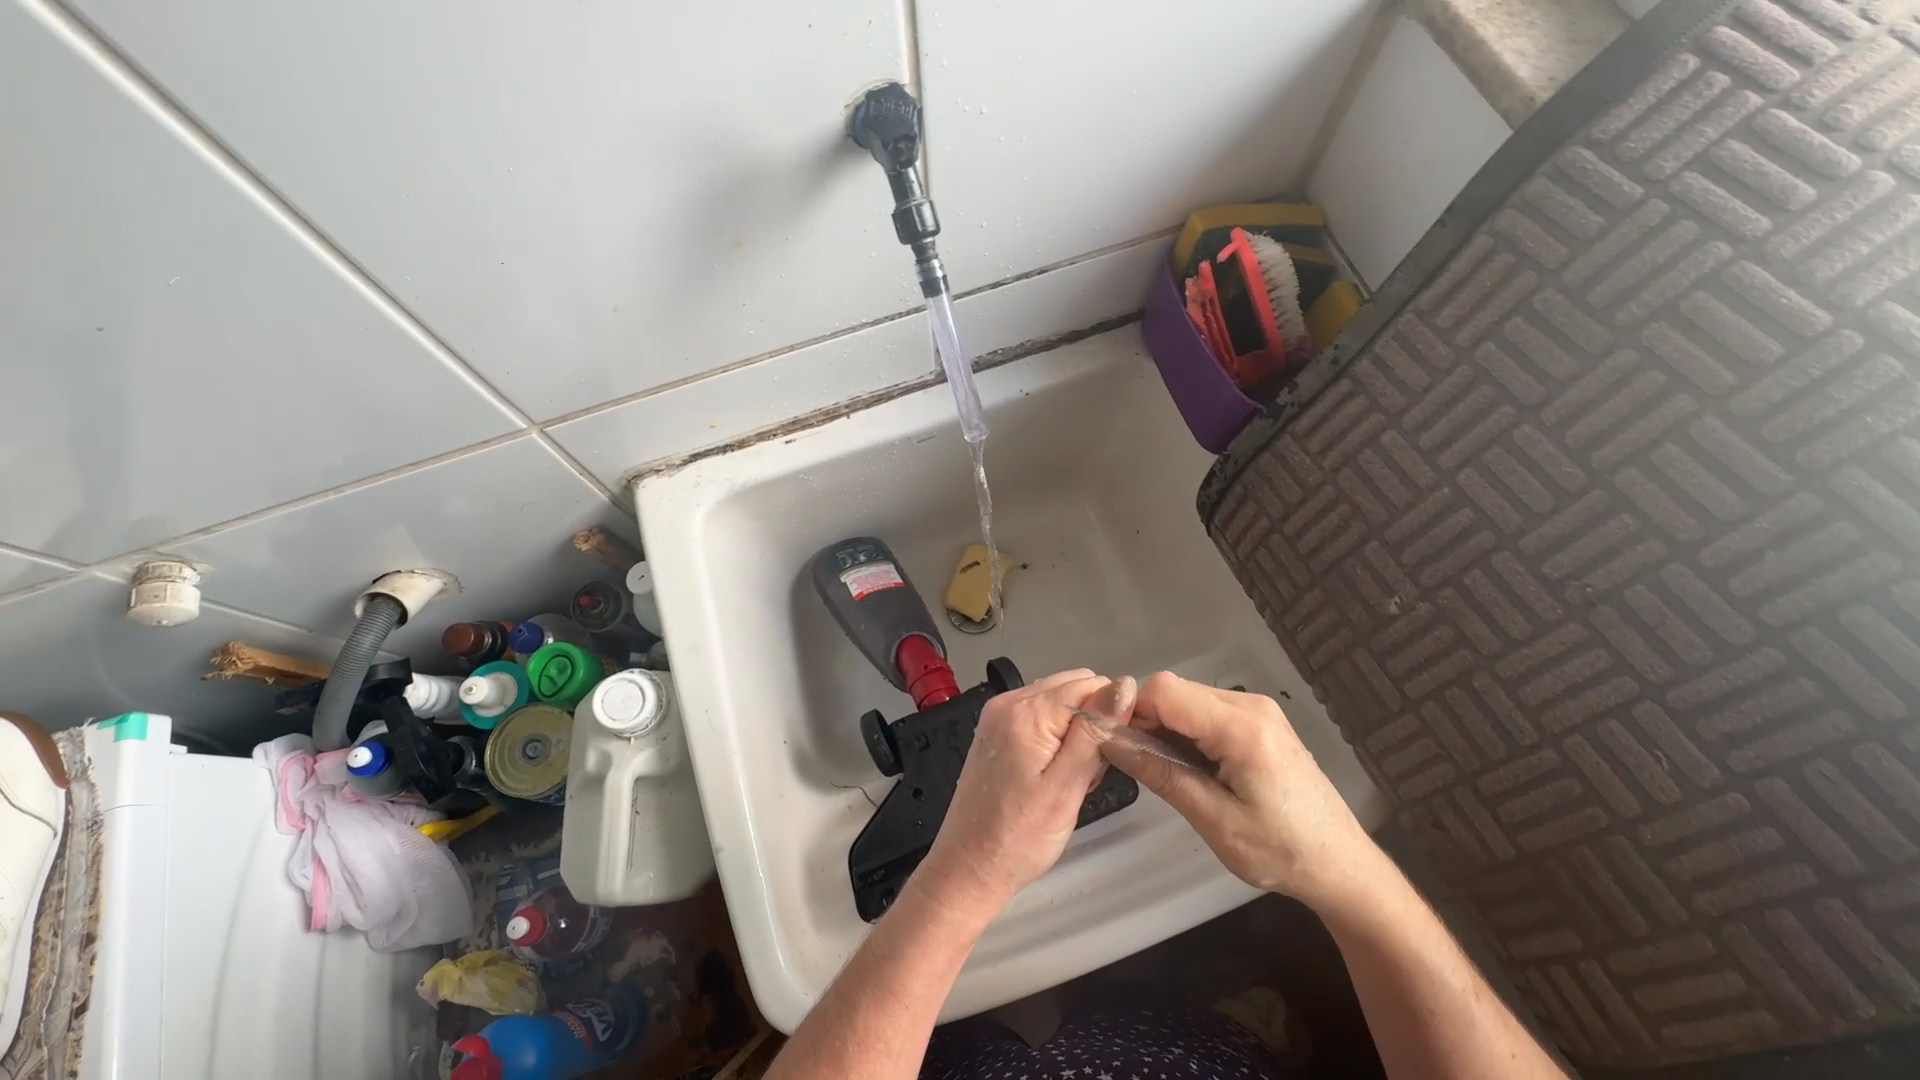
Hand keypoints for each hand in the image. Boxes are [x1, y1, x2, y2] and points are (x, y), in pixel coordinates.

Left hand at [912, 669, 1114, 920]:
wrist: (969, 867)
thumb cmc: (1017, 838)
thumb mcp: (1066, 788)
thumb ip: (1095, 733)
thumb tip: (1124, 686)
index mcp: (1026, 712)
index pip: (1091, 684)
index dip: (1112, 714)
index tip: (1110, 755)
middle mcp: (1008, 702)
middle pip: (1074, 686)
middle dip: (1095, 721)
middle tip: (1089, 770)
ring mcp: (999, 715)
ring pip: (1061, 700)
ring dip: (1078, 730)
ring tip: (1071, 776)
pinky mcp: (997, 731)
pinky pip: (1042, 715)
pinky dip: (1058, 736)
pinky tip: (1055, 773)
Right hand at [1098, 672, 1378, 909]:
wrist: (1341, 865)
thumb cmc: (1279, 851)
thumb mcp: (1213, 819)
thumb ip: (1160, 772)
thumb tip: (1107, 739)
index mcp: (1242, 727)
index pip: (1164, 690)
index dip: (1130, 710)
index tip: (1114, 746)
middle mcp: (1251, 705)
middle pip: (1175, 690)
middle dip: (1145, 720)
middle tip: (1137, 765)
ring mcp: (1258, 710)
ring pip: (1188, 698)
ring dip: (1165, 726)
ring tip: (1164, 770)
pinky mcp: (1261, 721)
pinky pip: (1207, 710)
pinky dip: (1185, 730)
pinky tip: (1189, 765)